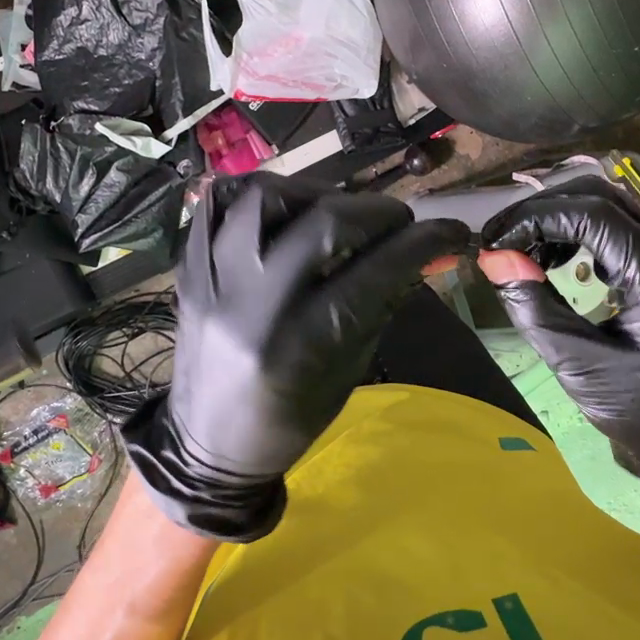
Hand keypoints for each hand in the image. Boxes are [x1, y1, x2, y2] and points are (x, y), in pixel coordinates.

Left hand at [122, 172, 469, 540]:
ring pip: (264, 196)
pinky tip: (287, 212)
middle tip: (396, 223)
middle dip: (376, 212)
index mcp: (297, 347)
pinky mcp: (188, 267)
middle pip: (322, 223)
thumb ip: (382, 302)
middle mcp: (250, 305)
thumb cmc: (291, 418)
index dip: (422, 242)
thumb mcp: (349, 369)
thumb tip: (424, 249)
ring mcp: (211, 279)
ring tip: (337, 212)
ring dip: (316, 194)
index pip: (372, 273)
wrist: (208, 445)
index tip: (450, 230)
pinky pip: (219, 203)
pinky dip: (260, 196)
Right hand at [479, 177, 639, 502]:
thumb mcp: (577, 365)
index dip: (535, 218)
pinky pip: (622, 217)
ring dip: (560, 214)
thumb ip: (534, 307)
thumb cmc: (637, 407)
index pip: (593, 215)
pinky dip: (580, 226)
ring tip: (524, 250)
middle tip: (502, 241)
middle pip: (603, 196)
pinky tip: (555, 255)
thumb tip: (492, 256)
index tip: (494, 242)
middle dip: (543, 210)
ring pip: (611, 200)